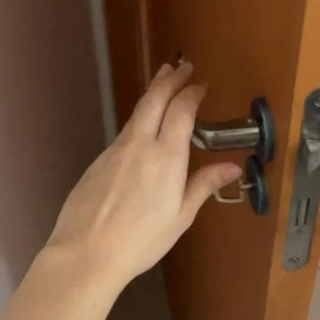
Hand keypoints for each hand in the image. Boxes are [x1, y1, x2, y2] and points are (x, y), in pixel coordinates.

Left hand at [44, 62, 242, 290]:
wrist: (86, 253)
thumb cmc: (140, 240)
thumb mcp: (181, 216)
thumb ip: (204, 185)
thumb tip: (233, 167)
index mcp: (166, 157)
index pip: (182, 110)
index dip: (192, 93)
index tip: (201, 84)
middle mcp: (140, 144)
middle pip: (155, 99)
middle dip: (169, 78)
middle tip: (181, 66)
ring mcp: (116, 150)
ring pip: (137, 112)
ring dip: (152, 93)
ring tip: (163, 82)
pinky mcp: (99, 160)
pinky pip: (124, 131)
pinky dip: (139, 118)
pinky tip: (143, 126)